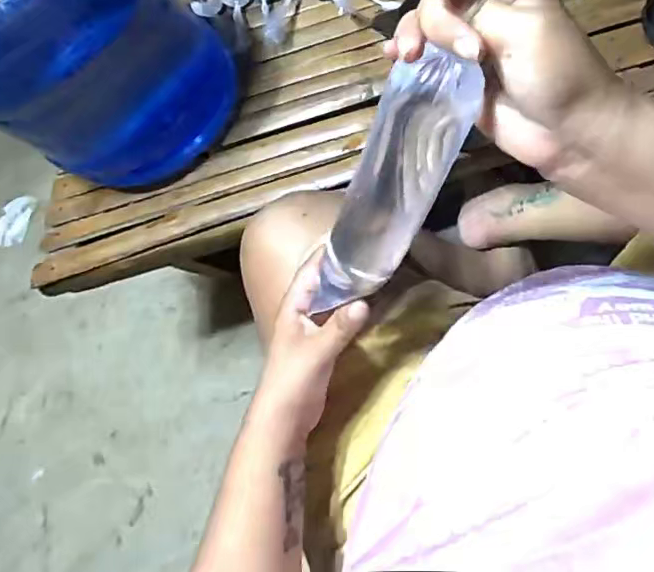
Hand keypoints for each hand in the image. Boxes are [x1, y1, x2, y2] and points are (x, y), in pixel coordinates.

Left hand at [252, 250, 369, 436]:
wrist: (282, 421)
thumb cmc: (292, 380)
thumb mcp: (317, 351)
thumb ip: (340, 326)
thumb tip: (365, 301)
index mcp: (293, 305)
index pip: (310, 268)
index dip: (326, 250)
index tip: (349, 233)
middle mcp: (300, 311)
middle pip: (321, 280)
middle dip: (340, 265)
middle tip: (367, 251)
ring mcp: (309, 328)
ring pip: (329, 299)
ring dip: (346, 287)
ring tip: (371, 271)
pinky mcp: (319, 345)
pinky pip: (336, 317)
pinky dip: (349, 309)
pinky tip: (365, 306)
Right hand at [387, 0, 628, 176]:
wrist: (572, 134)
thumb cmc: (560, 73)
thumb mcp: (521, 30)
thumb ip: (474, 7)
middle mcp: (484, 6)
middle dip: (439, 21)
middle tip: (468, 54)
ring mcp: (468, 41)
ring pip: (424, 23)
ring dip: (413, 33)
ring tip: (411, 56)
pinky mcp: (457, 72)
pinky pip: (424, 54)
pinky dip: (406, 50)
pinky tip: (395, 57)